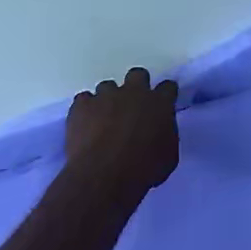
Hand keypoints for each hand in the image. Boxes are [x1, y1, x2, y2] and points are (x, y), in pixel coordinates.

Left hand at [64, 67, 179, 193]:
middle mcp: (133, 93)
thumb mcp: (168, 156)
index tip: (163, 102)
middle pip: (137, 75)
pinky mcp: (82, 105)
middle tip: (134, 105)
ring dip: (108, 99)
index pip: (167, 88)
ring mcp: (105, 96)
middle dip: (137, 86)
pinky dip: (85, 109)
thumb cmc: (144, 168)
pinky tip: (85, 123)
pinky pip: (84, 99)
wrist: (105, 174)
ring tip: (104, 118)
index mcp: (159, 103)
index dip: (165, 95)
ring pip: (107, 86)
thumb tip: (160, 131)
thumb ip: (166, 135)